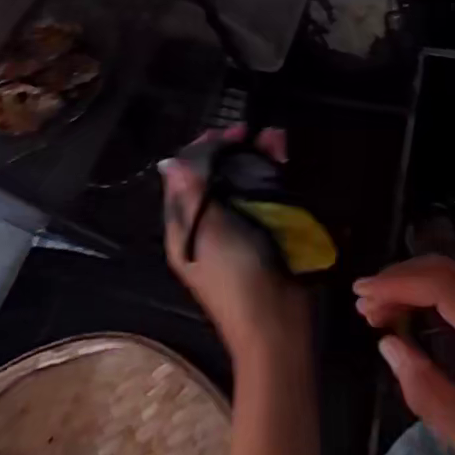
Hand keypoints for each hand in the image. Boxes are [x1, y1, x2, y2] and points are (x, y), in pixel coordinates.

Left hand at [160, 127, 309, 363]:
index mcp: (186, 228)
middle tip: (252, 132)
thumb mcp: (209, 233)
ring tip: (276, 139)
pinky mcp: (269, 231)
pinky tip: (286, 160)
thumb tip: (168, 162)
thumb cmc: (235, 278)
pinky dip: (275, 175)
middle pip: (219, 177)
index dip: (201, 152)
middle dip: (235, 151)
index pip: (185, 180)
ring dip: (258, 158)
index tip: (222, 132)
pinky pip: (268, 195)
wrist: (275, 322)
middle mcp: (212, 225)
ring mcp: (242, 228)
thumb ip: (192, 196)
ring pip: (245, 182)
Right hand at [353, 256, 454, 454]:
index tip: (360, 295)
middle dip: (397, 281)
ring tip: (375, 313)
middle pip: (443, 271)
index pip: (441, 286)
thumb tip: (388, 346)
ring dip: (409, 286)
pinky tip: (406, 316)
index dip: (397, 284)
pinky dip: (426, 296)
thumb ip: (427, 392)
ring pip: (450, 276)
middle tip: (362, 307)